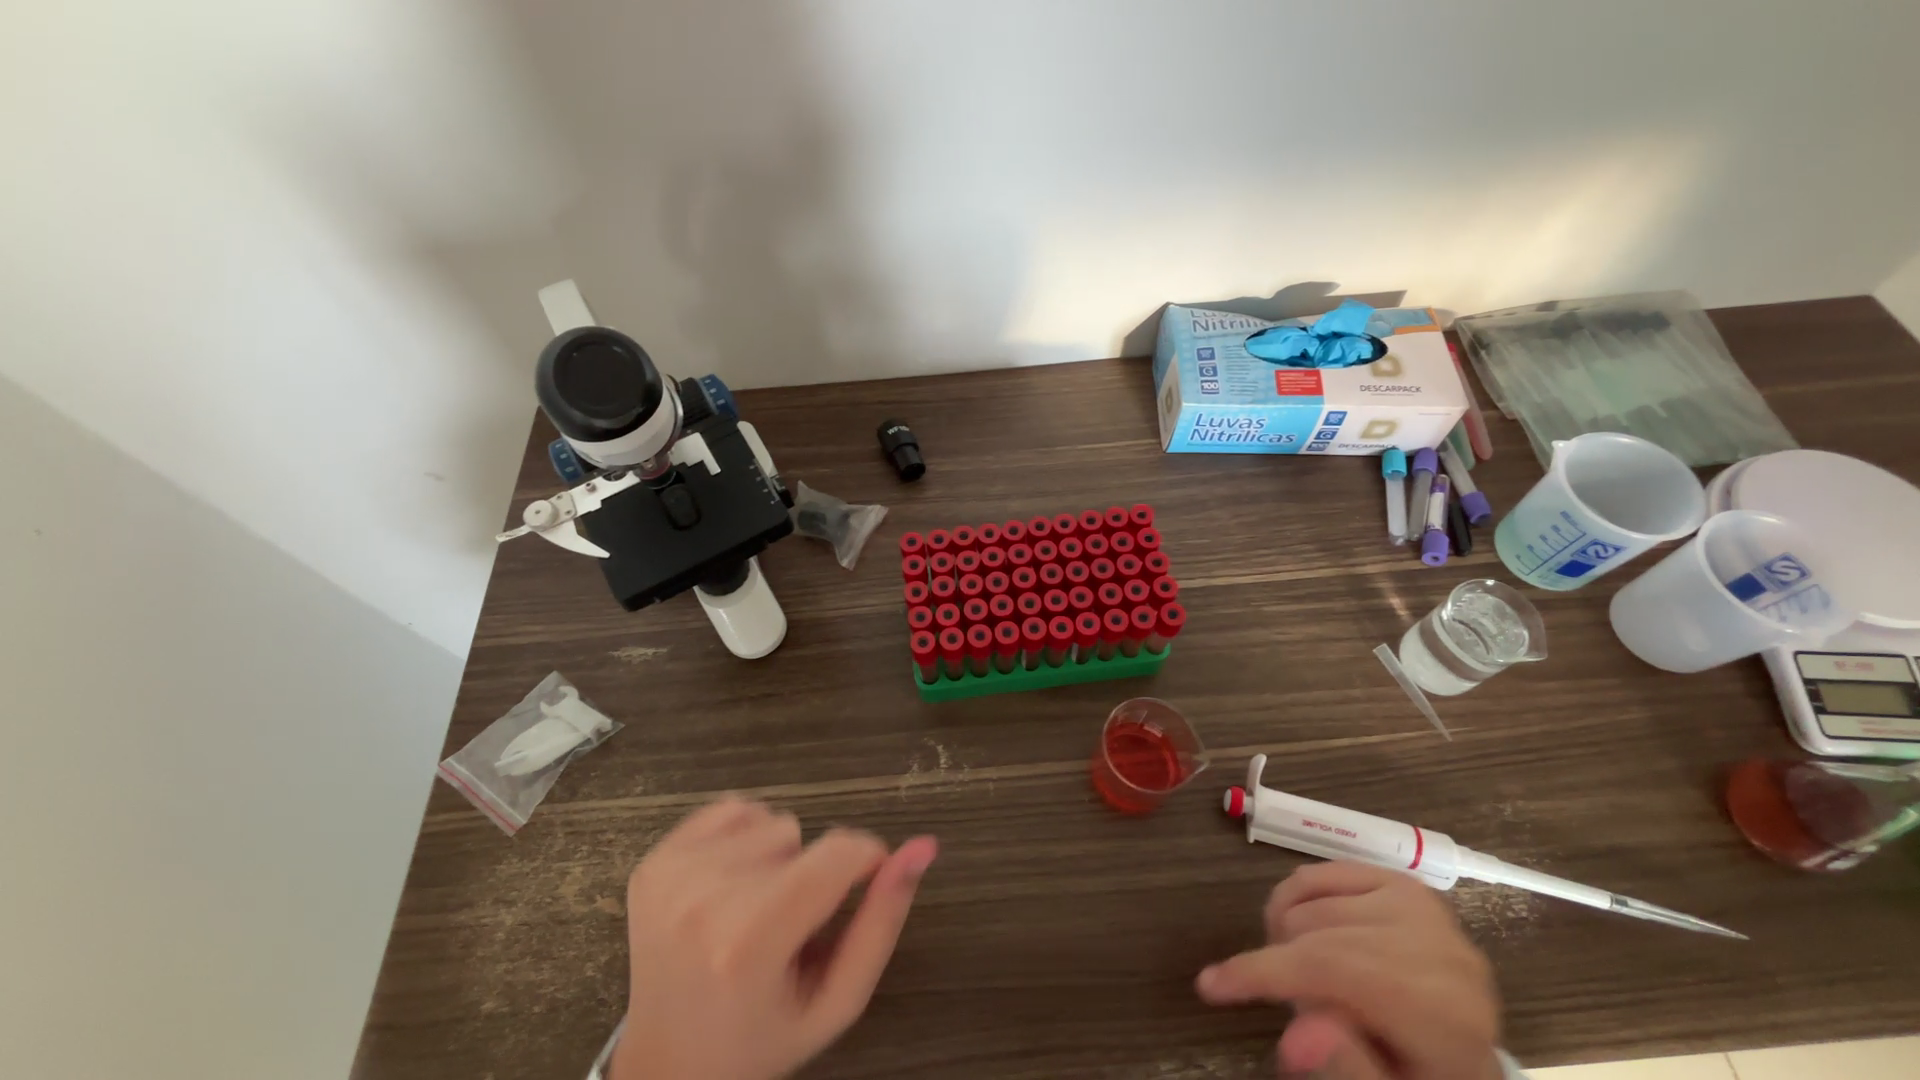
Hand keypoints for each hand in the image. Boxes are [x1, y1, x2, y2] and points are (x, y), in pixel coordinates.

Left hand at [609, 797, 937, 1079]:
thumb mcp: (838, 1000)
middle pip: (798, 832)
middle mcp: (703, 898)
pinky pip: (727, 810)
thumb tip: (923, 846)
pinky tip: (731, 887)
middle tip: (786, 928)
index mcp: (751, 941)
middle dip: (808, 872)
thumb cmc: (762, 1037)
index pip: (839, 852)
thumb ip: (882, 922)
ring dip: (774, 857)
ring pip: (766, 818)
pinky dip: (741, 839)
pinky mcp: (652, 862)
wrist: (669, 1063)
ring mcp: (670, 875)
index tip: (861, 890)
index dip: (866, 861)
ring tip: (757, 912)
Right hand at [1196, 862, 1502, 1079]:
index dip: (1266, 972)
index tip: (1210, 986)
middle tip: (1287, 1004)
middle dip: (1279, 965)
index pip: (1335, 970)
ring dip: (1287, 935)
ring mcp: (1422, 908)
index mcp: (1443, 1014)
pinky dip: (1294, 898)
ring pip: (1310, 901)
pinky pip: (1319, 874)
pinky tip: (1304, 932)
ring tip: (1305, 976)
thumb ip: (1346, 1068)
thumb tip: (1296, 1039)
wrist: (1462, 1065)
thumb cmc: (1413, 1078)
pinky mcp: (1405, 885)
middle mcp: (1440, 948)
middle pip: (1317, 935)